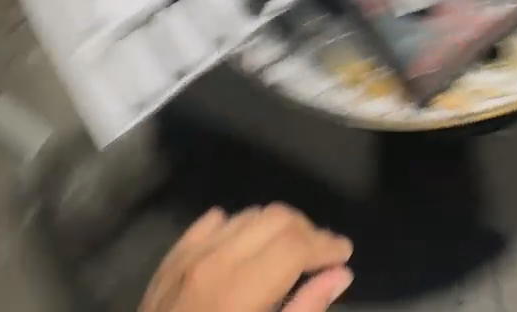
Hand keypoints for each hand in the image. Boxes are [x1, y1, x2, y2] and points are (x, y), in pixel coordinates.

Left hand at [140, 205, 353, 311]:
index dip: (326, 245)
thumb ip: (304, 311)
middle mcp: (213, 261)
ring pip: (248, 215)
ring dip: (276, 228)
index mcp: (237, 292)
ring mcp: (188, 256)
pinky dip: (240, 228)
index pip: (295, 245)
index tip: (344, 254)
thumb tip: (339, 275)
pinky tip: (249, 248)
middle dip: (307, 231)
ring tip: (291, 253)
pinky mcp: (172, 259)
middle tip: (324, 255)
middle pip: (275, 219)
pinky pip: (214, 223)